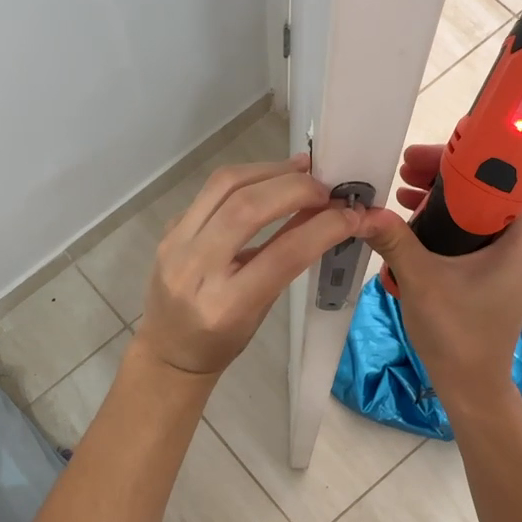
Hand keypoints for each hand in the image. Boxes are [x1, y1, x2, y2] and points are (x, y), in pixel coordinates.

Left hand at [137, 154, 365, 375]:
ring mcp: (176, 244)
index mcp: (225, 305)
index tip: (354, 213)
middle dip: (295, 188)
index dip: (324, 227)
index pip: (282, 254)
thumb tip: (329, 215)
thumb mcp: (261, 308)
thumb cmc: (223, 341)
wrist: (168, 350)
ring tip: (302, 170)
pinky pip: (210, 191)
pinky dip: (247, 179)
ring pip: (225, 185)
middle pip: (247, 207)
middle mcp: (195, 270)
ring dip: (270, 171)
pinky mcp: (169, 228)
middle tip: (326, 187)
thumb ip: (288, 260)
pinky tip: (270, 181)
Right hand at [361, 144, 521, 411]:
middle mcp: (521, 241)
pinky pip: (470, 229)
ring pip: (480, 206)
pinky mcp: (488, 270)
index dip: (490, 149)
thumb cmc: (458, 335)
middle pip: (496, 184)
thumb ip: (394, 240)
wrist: (469, 386)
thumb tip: (361, 209)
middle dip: (454, 169)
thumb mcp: (422, 282)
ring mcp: (505, 257)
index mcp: (521, 237)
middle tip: (412, 164)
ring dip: (445, 192)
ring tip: (404, 185)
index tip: (448, 143)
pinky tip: (409, 217)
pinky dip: (444, 218)